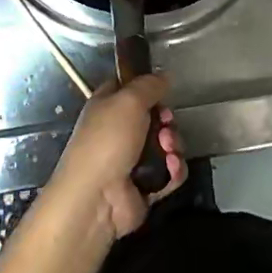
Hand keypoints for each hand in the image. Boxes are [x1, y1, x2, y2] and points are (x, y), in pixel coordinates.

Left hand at [43, 74, 184, 238]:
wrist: (97, 196)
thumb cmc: (108, 139)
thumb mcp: (128, 101)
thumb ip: (148, 85)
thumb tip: (164, 75)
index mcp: (107, 105)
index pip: (130, 88)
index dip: (147, 88)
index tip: (161, 91)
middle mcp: (119, 130)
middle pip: (154, 117)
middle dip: (166, 120)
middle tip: (165, 125)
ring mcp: (133, 159)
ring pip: (166, 144)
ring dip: (173, 145)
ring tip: (168, 150)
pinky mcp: (146, 185)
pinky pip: (170, 172)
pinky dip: (174, 170)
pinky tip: (170, 169)